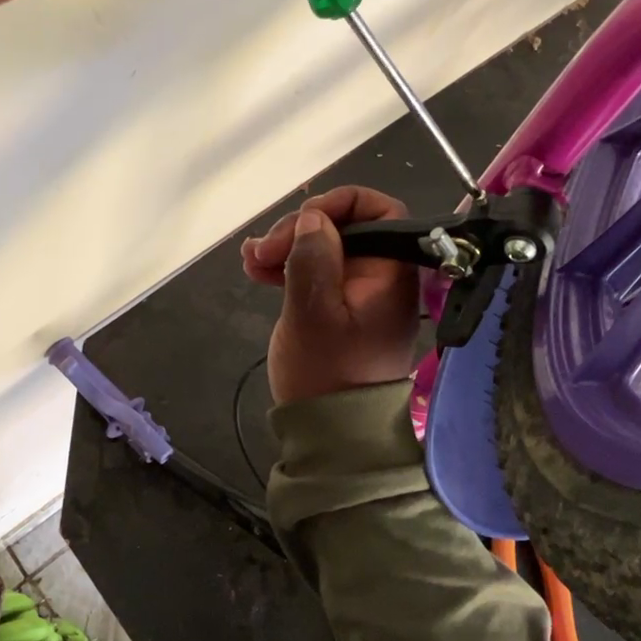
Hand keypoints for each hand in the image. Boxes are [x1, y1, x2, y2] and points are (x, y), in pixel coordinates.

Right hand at [241, 187, 419, 404]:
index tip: (300, 221)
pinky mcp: (340, 310)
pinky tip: (257, 270)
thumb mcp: (312, 311)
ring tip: (250, 260)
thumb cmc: (325, 373)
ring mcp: (360, 295)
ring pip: (326, 249)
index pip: (381, 211)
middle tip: (261, 251)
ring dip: (288, 247)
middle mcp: (382, 278)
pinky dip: (289, 267)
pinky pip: (317, 273)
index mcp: (390, 274)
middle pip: (346, 228)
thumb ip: (314, 257)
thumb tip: (313, 218)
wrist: (331, 436)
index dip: (339, 205)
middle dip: (300, 230)